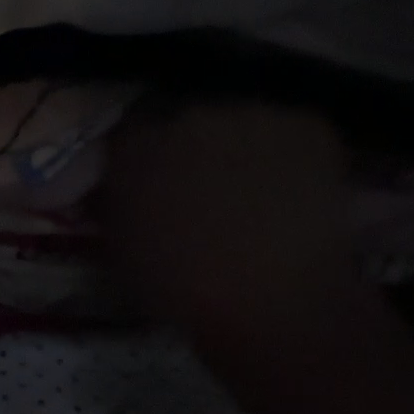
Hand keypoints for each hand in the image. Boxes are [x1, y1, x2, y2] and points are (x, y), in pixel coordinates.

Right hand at [103, 104, 359, 349]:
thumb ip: (110, 210)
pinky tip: (279, 194)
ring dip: (230, 149)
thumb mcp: (120, 255)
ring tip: (239, 196)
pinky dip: (278, 157)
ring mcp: (253, 113)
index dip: (130, 160)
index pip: (122, 136)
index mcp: (135, 147)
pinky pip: (283, 133)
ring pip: (234, 123)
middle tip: (188, 190)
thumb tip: (106, 193)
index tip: (136, 183)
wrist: (269, 300)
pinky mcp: (307, 124)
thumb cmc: (179, 289)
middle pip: (180, 120)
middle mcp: (191, 114)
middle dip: (180, 150)